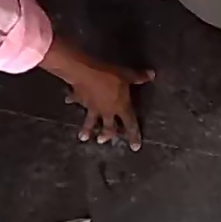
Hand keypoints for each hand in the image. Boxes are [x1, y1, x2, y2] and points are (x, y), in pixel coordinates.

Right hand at [37, 37, 153, 149]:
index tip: (135, 148)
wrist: (85, 72)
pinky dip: (72, 101)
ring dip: (87, 129)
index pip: (130, 124)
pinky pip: (76, 101)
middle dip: (107, 135)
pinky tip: (68, 102)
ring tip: (83, 138)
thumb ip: (139, 77)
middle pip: (108, 127)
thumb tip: (152, 74)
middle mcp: (106, 111)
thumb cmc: (109, 76)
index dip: (134, 136)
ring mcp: (92, 107)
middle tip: (102, 142)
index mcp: (121, 107)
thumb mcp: (127, 75)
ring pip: (90, 121)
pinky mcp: (80, 99)